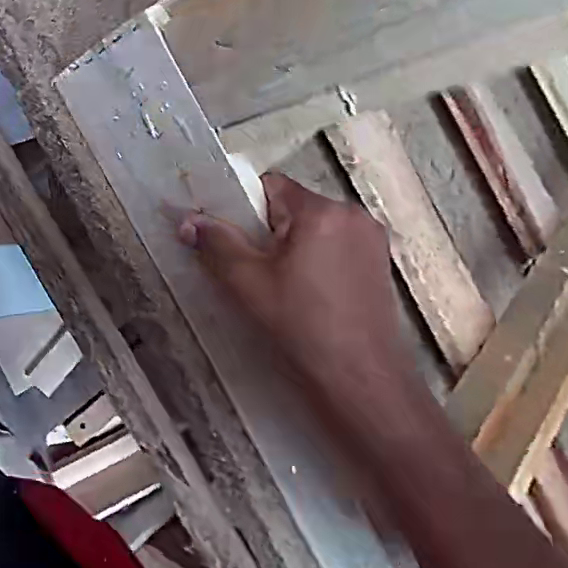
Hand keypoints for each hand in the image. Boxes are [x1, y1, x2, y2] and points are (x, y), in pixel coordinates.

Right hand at [177, 173, 413, 402]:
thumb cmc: (302, 326)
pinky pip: (334, 247)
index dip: (243, 206)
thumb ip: (216, 243)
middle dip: (266, 230)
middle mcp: (353, 215)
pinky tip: (304, 295)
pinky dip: (314, 261)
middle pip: (292, 207)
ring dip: (290, 247)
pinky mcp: (379, 265)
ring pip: (313, 229)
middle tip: (249, 267)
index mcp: (321, 211)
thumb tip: (188, 220)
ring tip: (277, 285)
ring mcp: (371, 240)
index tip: (229, 236)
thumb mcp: (247, 282)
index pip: (269, 185)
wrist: (362, 381)